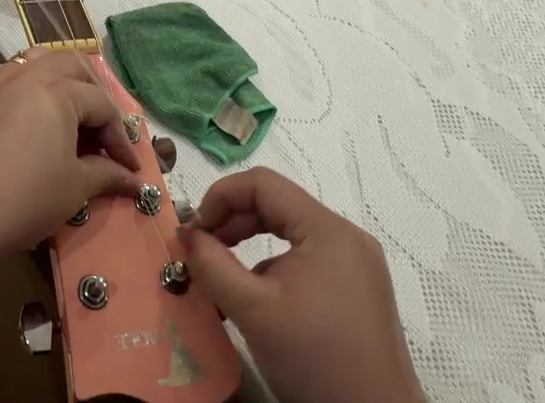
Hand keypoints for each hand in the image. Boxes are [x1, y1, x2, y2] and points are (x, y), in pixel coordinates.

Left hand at [0, 49, 142, 270]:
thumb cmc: (23, 199)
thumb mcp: (74, 188)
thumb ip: (107, 175)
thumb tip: (133, 181)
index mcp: (57, 89)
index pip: (102, 105)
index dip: (120, 139)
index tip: (131, 169)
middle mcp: (28, 74)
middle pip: (74, 68)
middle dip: (96, 97)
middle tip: (105, 136)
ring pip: (41, 63)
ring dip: (65, 83)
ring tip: (76, 119)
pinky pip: (15, 75)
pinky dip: (34, 87)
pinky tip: (38, 118)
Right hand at [180, 168, 424, 402]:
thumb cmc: (314, 359)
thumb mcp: (253, 310)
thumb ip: (212, 264)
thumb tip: (186, 233)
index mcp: (328, 230)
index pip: (263, 184)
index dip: (220, 197)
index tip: (194, 230)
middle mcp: (347, 237)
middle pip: (277, 205)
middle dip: (232, 221)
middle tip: (201, 250)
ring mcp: (357, 264)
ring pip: (290, 232)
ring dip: (249, 244)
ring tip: (223, 275)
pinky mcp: (358, 289)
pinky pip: (306, 258)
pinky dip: (274, 267)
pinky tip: (258, 299)